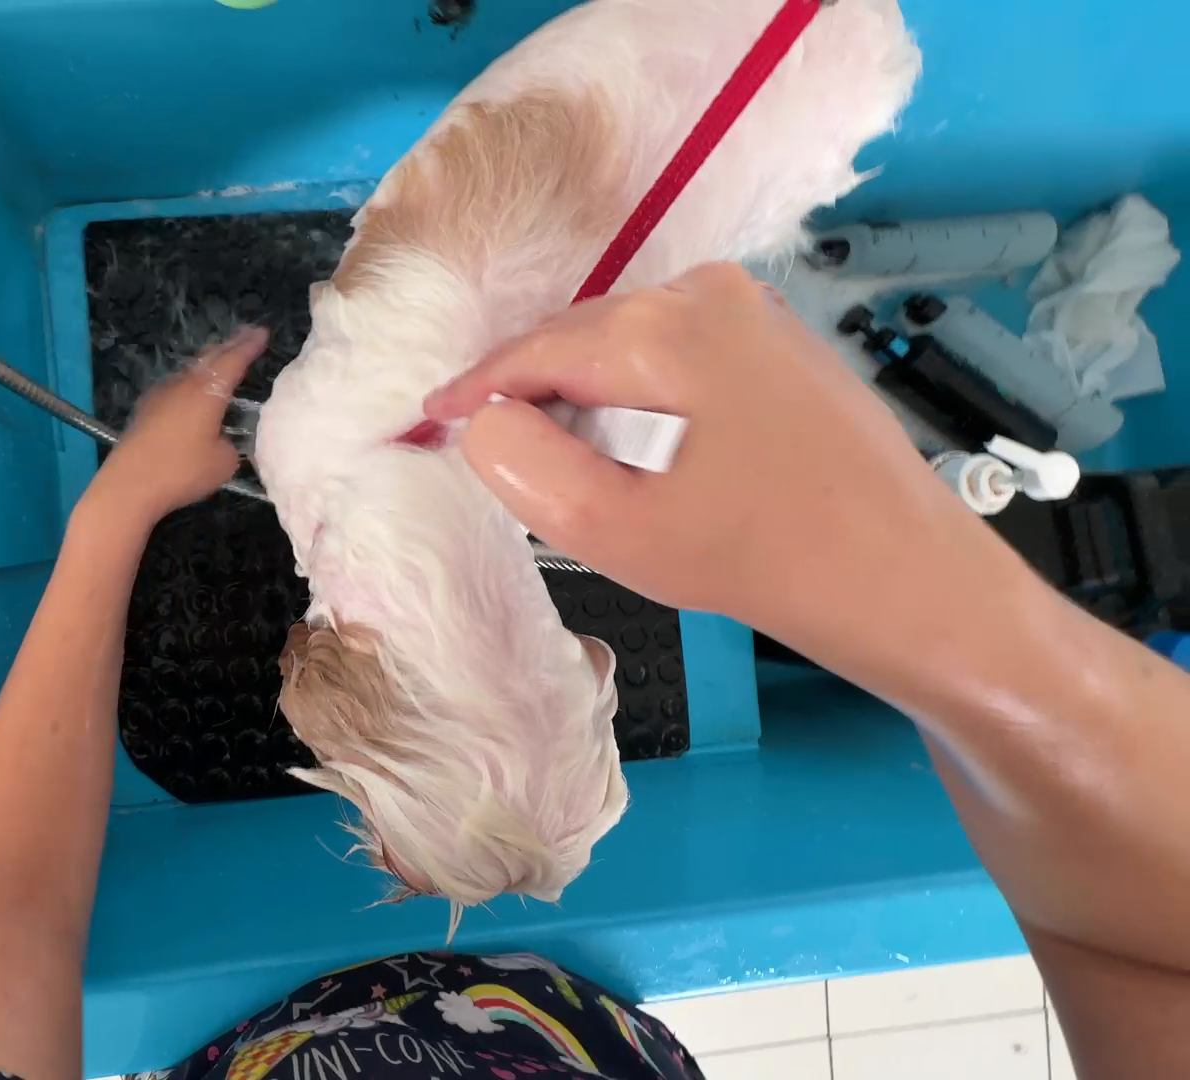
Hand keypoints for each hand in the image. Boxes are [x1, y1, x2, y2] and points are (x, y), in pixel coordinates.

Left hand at [83, 326, 266, 527]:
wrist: (130, 484)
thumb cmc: (182, 471)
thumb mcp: (223, 463)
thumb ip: (230, 446)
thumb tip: (221, 440)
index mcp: (207, 392)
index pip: (233, 360)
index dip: (250, 346)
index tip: (262, 332)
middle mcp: (183, 385)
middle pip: (208, 358)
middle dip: (229, 345)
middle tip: (245, 335)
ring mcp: (160, 396)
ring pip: (189, 371)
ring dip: (207, 363)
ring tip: (220, 359)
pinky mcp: (145, 410)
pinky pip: (175, 387)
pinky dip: (190, 383)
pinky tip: (191, 392)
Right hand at [423, 263, 1024, 646]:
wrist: (893, 573)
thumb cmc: (742, 554)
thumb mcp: (606, 526)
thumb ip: (520, 462)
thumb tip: (486, 418)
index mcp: (654, 331)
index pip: (527, 352)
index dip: (472, 390)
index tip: (432, 419)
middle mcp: (700, 292)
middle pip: (568, 341)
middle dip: (528, 396)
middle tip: (509, 458)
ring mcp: (744, 305)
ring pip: (611, 344)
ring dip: (576, 396)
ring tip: (574, 459)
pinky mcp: (767, 331)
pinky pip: (657, 350)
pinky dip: (623, 391)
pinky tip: (633, 441)